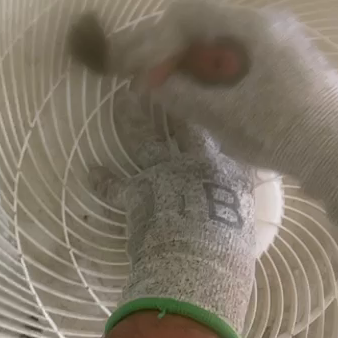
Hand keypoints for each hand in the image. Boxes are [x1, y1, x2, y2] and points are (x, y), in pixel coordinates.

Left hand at [93, 91, 258, 337]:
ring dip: (131, 117)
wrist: (201, 261)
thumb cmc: (231, 248)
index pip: (218, 135)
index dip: (208, 111)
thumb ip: (240, 204)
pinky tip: (90, 170)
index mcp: (225, 169)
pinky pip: (113, 185)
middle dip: (171, 98)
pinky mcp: (136, 192)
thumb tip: (239, 206)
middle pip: (182, 123)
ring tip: (123, 98)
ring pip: (144, 138)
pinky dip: (101, 179)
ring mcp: (162, 173)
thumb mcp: (247, 221)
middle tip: (159, 76)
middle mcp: (194, 162)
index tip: (201, 86)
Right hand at [106, 0, 337, 260]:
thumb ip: (183, 94)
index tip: (148, 80)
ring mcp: (283, 42)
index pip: (185, 13)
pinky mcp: (292, 64)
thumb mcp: (226, 116)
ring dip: (194, 66)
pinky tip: (214, 102)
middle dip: (172, 54)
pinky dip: (219, 74)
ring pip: (222, 43)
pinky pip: (243, 57)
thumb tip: (152, 83)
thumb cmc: (287, 132)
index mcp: (252, 25)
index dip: (157, 43)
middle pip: (203, 25)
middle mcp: (268, 23)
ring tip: (181, 99)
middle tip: (152, 86)